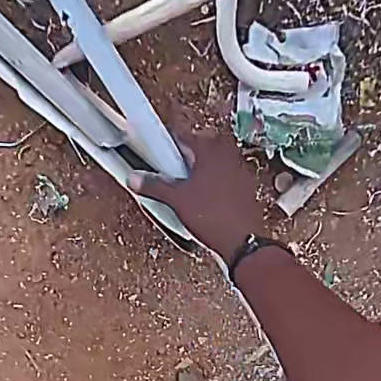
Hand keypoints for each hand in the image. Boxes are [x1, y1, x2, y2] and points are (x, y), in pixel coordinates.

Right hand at [128, 127, 264, 255]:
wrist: (241, 242)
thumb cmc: (214, 217)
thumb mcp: (176, 200)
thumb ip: (153, 185)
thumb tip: (135, 178)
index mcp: (211, 150)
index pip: (182, 138)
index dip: (165, 146)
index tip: (154, 153)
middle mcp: (229, 157)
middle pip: (197, 153)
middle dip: (181, 163)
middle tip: (167, 176)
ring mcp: (240, 174)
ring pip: (210, 168)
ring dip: (196, 176)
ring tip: (183, 193)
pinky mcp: (246, 191)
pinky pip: (222, 182)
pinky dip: (210, 188)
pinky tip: (201, 204)